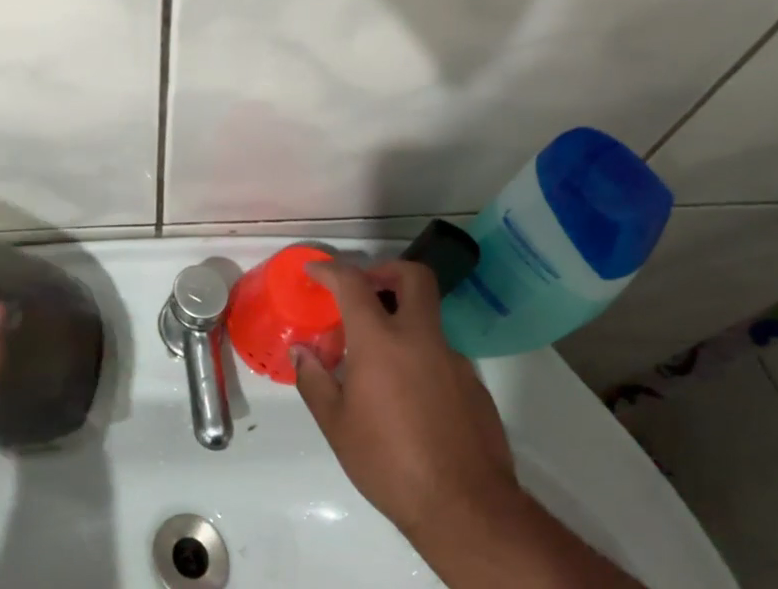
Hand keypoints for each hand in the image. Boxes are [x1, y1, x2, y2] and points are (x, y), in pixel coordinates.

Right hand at [291, 260, 518, 539]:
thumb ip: (314, 380)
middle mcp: (421, 340)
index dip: (330, 269)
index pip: (353, 284)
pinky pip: (441, 356)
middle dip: (387, 270)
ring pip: (428, 320)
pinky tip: (406, 398)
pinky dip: (419, 359)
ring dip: (401, 323)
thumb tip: (302, 353)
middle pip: (415, 277)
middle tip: (364, 289)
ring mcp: (454, 362)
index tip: (314, 271)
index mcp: (381, 342)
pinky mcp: (475, 387)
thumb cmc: (389, 462)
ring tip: (375, 362)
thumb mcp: (335, 424)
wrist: (467, 509)